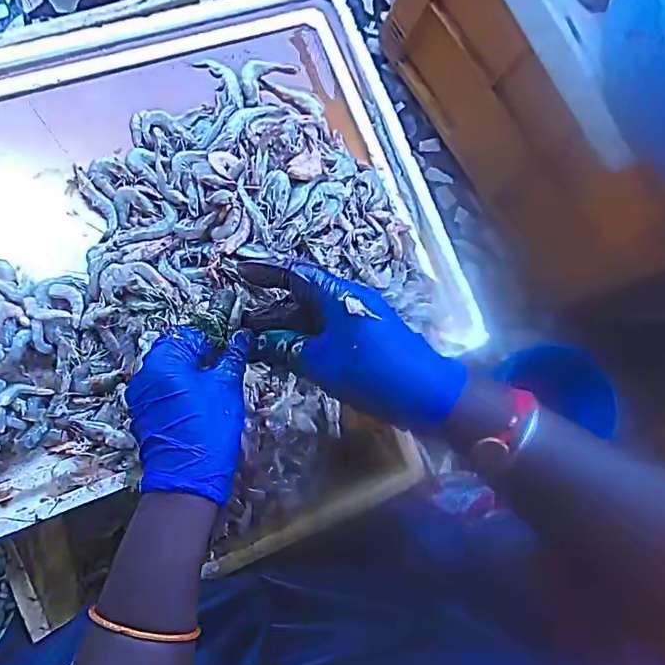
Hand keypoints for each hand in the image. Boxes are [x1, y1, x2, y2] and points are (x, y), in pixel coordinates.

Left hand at [124, 327, 248, 506]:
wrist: (187, 477)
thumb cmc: (208, 428)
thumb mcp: (226, 387)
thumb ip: (231, 358)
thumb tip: (241, 338)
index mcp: (160, 361)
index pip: (186, 335)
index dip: (210, 341)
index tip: (228, 353)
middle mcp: (143, 377)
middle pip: (173, 355)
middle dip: (199, 360)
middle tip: (223, 373)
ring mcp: (140, 399)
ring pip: (168, 377)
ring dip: (189, 379)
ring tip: (213, 394)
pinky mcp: (143, 418)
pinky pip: (162, 397)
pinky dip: (179, 397)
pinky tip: (198, 410)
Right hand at [239, 261, 465, 430]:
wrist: (426, 394)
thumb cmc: (371, 370)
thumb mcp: (320, 360)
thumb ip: (285, 348)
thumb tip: (255, 341)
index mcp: (337, 294)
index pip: (294, 272)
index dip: (265, 270)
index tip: (239, 270)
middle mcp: (345, 300)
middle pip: (299, 295)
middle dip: (267, 304)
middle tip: (238, 315)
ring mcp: (354, 320)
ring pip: (309, 316)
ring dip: (281, 326)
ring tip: (251, 338)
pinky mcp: (359, 340)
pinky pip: (320, 332)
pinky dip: (298, 339)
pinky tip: (280, 352)